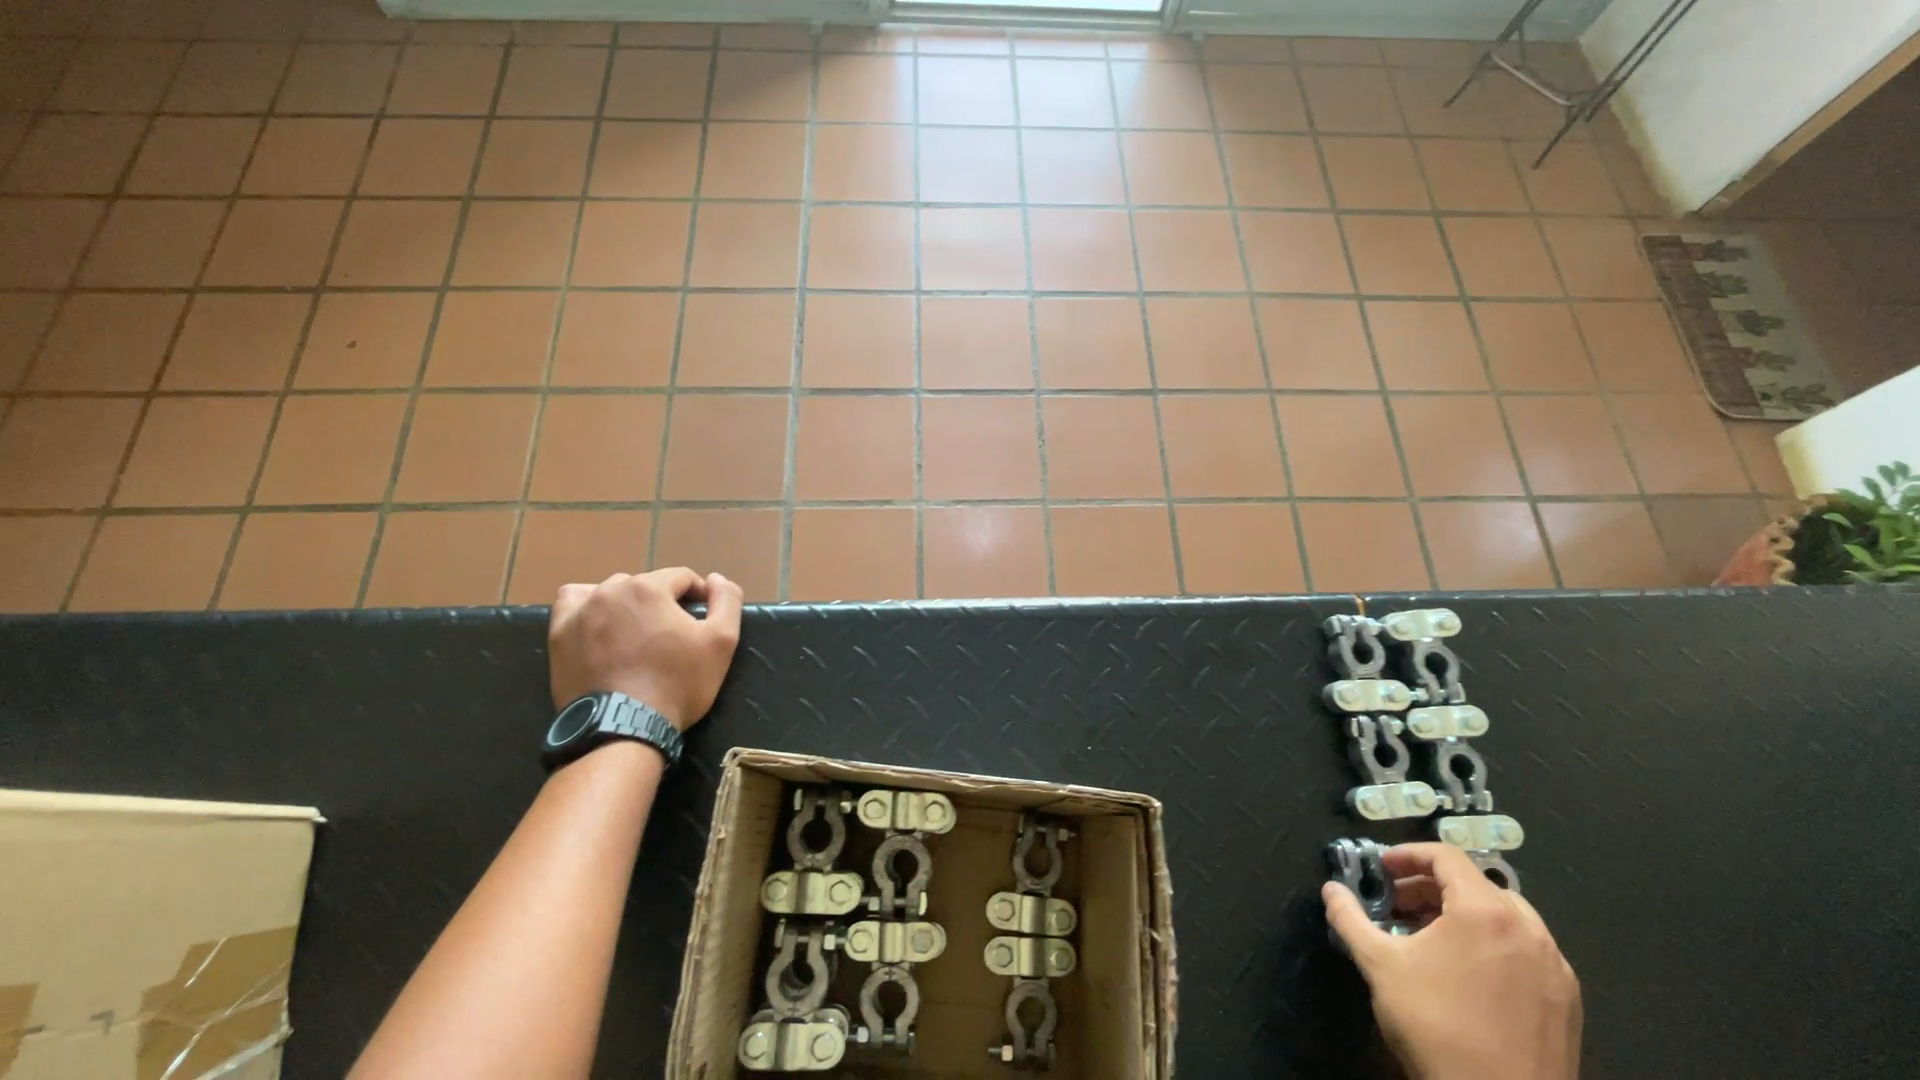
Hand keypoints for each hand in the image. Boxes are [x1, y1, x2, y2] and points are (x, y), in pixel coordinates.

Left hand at [547, 568, 744, 730]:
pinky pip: (572, 604)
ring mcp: (580, 611)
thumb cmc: (677, 683)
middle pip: (646, 584)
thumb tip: (715, 579)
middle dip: (662, 602)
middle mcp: (610, 590)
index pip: (681, 578)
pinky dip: (588, 607)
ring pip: (611, 592)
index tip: (702, 619)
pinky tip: (598, 624)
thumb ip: (726, 601)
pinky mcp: (559, 634)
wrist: (623, 727)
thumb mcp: (721, 642)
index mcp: (648, 587)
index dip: (698, 595)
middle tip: (671, 634)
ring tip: (637, 633)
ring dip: (627, 604)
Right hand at [1323, 843, 1581, 1079]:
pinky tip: (1467, 975)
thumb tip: (1330, 890)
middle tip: (1396, 906)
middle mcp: (1529, 928)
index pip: (1446, 856)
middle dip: (1430, 888)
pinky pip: (1525, 951)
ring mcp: (1553, 964)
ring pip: (1504, 917)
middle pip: (1475, 884)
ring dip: (1462, 915)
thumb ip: (1351, 919)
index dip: (1408, 855)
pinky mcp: (1566, 998)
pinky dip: (1492, 945)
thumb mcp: (1380, 966)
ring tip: (1428, 939)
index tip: (1381, 869)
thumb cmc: (1436, 1026)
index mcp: (1486, 911)